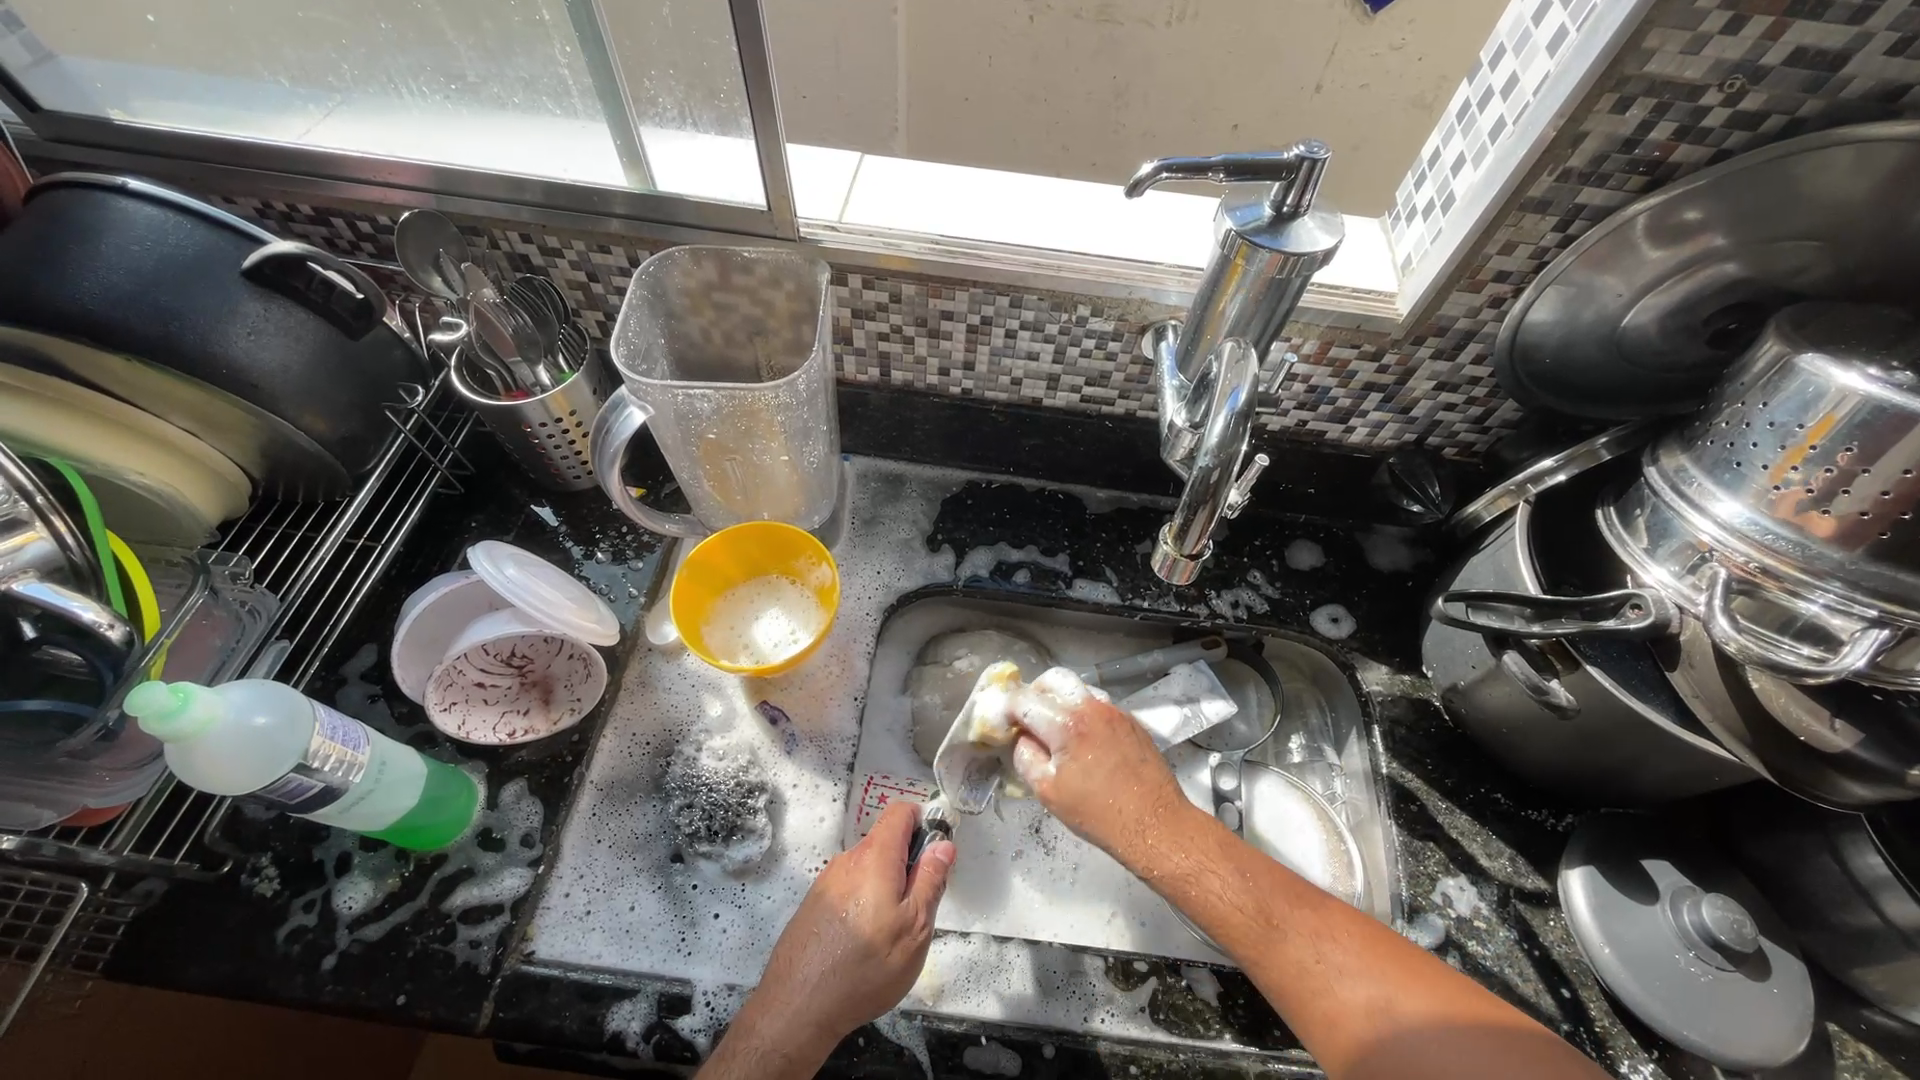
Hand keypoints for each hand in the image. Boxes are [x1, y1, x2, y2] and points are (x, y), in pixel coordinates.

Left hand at [730, 801, 955, 1062]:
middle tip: (918, 906)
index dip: (923, 823)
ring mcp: (827, 881)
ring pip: (868, 868)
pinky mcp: (814, 904)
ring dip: (886, 885)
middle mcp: (847, 860)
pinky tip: (864, 942)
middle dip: (907, 863)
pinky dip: (865, 902)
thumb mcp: (915, 927)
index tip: (935, 856)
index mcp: (875, 857)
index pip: (900, 811)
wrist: (799, 1006)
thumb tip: (943, 844)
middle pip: (885, 841)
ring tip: (891, 931)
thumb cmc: (867, 966)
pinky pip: (850, 888)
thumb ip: (931, 880)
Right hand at [1009, 667, 1193, 870]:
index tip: (1001, 723)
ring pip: (1079, 688)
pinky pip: (1100, 705)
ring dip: (1061, 701)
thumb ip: (1025, 757)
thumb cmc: (1097, 813)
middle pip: (1054, 680)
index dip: (1006, 709)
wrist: (1154, 823)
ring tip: (1056, 730)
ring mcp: (1115, 711)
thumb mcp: (1047, 791)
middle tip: (1027, 719)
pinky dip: (1084, 713)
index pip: (1024, 699)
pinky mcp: (1131, 721)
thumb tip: (1022, 738)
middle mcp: (1091, 707)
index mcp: (1066, 723)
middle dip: (1034, 693)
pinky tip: (1084, 741)